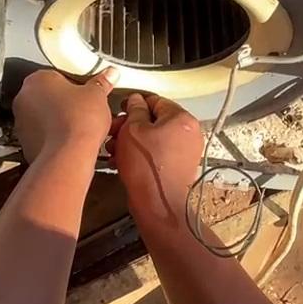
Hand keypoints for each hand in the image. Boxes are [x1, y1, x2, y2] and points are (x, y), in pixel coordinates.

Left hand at [12, 67, 118, 161]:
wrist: (68, 156)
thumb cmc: (77, 123)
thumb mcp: (97, 95)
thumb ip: (101, 83)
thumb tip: (108, 76)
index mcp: (38, 79)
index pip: (58, 75)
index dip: (75, 84)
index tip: (86, 92)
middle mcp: (24, 98)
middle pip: (48, 95)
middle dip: (65, 102)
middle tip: (83, 108)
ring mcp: (22, 122)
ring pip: (43, 116)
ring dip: (58, 120)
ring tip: (78, 126)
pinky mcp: (25, 142)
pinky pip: (42, 135)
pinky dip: (53, 137)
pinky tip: (69, 140)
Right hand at [110, 92, 203, 232]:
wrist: (158, 204)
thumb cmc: (145, 163)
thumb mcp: (133, 129)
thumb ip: (135, 109)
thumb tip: (137, 100)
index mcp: (182, 118)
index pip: (156, 100)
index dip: (135, 103)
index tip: (119, 109)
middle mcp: (189, 132)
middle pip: (155, 120)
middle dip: (130, 126)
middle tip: (112, 133)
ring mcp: (186, 151)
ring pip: (154, 138)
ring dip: (132, 141)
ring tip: (113, 150)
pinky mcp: (179, 167)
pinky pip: (158, 152)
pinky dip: (141, 153)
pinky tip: (122, 160)